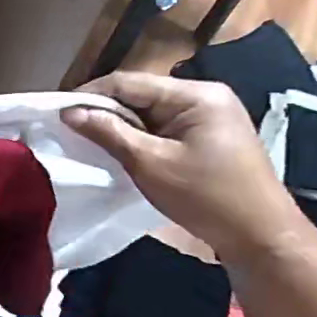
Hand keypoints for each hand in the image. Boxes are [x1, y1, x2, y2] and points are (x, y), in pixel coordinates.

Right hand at [62, 71, 309, 260]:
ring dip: (117, 124)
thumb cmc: (204, 196)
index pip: (128, 82)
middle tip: (69, 130)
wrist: (259, 234)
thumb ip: (108, 132)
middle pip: (138, 93)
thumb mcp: (149, 163)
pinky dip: (136, 135)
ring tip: (88, 140)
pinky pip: (160, 125)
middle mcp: (203, 96)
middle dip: (102, 110)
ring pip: (147, 110)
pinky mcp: (206, 134)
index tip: (57, 114)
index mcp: (195, 95)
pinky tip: (118, 149)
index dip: (89, 95)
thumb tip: (68, 112)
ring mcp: (208, 115)